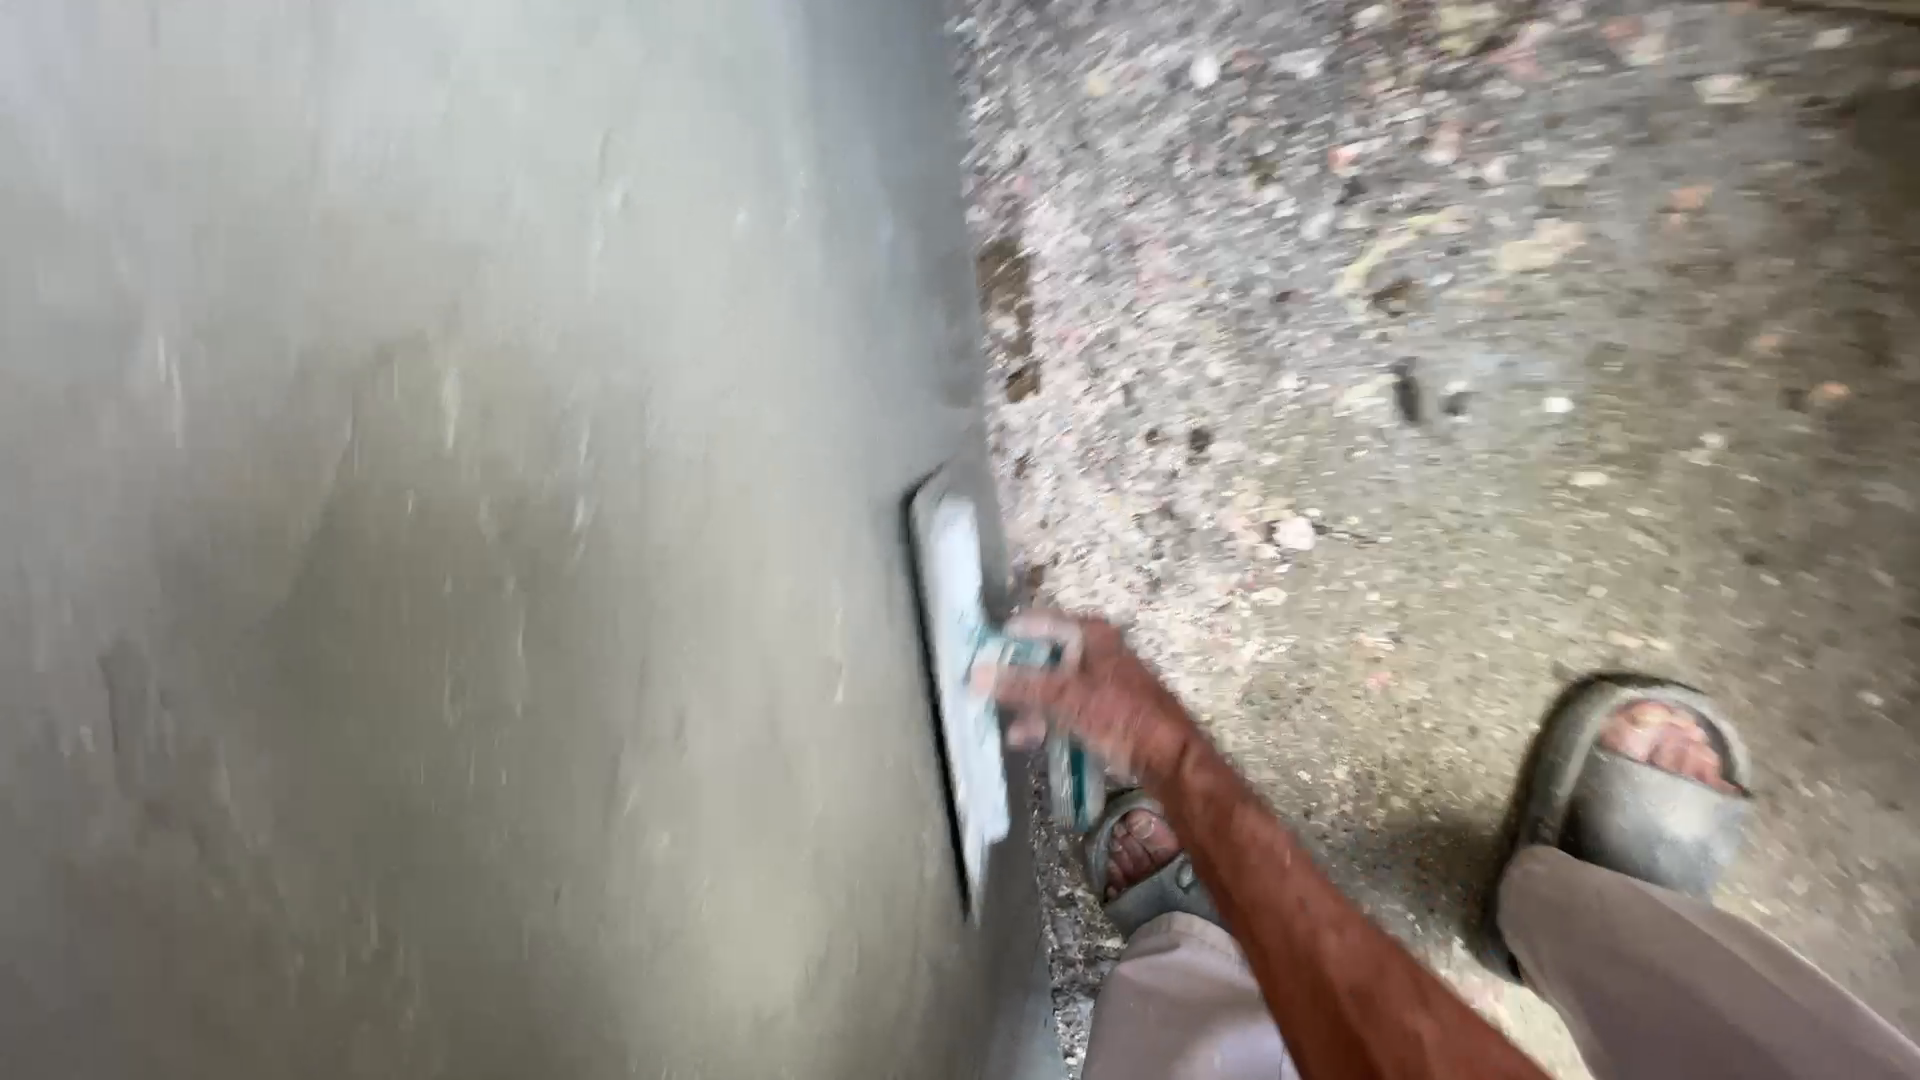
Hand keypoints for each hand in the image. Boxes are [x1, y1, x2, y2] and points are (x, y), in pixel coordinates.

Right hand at [969, 610, 1204, 788]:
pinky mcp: (1105, 707)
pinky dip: (1048, 718)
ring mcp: (1101, 679)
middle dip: (1016, 678)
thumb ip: (1020, 685)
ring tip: (1010, 730)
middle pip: (1044, 655)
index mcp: (1090, 634)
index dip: (1009, 635)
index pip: (1039, 622)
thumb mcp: (1065, 697)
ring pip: (1054, 684)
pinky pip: (1066, 705)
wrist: (1168, 757)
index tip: (980, 651)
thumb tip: (976, 674)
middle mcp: (1095, 649)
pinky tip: (1029, 739)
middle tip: (986, 691)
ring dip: (1030, 706)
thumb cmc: (1119, 714)